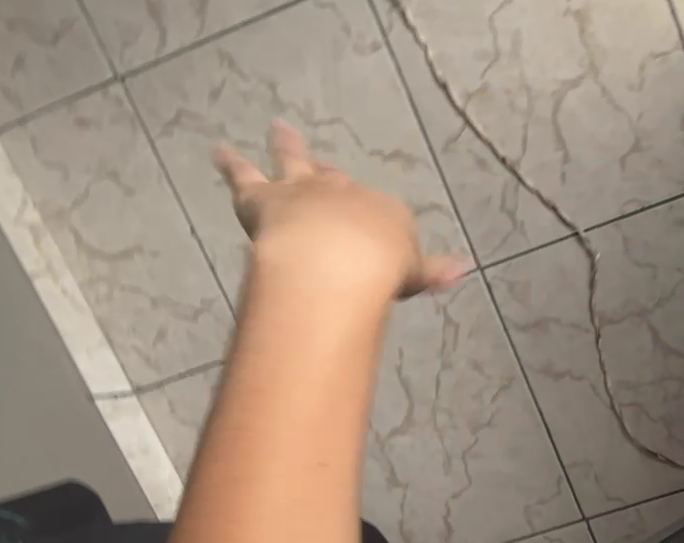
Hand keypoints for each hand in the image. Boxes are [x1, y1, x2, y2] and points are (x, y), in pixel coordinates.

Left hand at [215, 120, 466, 299]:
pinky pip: (242, 174)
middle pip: (340, 181)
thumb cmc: (385, 271)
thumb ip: (436, 270)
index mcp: (388, 210)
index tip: (383, 244)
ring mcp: (303, 190)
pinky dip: (230, 162)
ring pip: (294, 161)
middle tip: (331, 168)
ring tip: (279, 127)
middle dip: (336, 178)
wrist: (339, 260)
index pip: (386, 215)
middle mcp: (345, 191)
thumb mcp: (419, 273)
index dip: (382, 228)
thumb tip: (465, 268)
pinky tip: (218, 150)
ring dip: (288, 145)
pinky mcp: (262, 196)